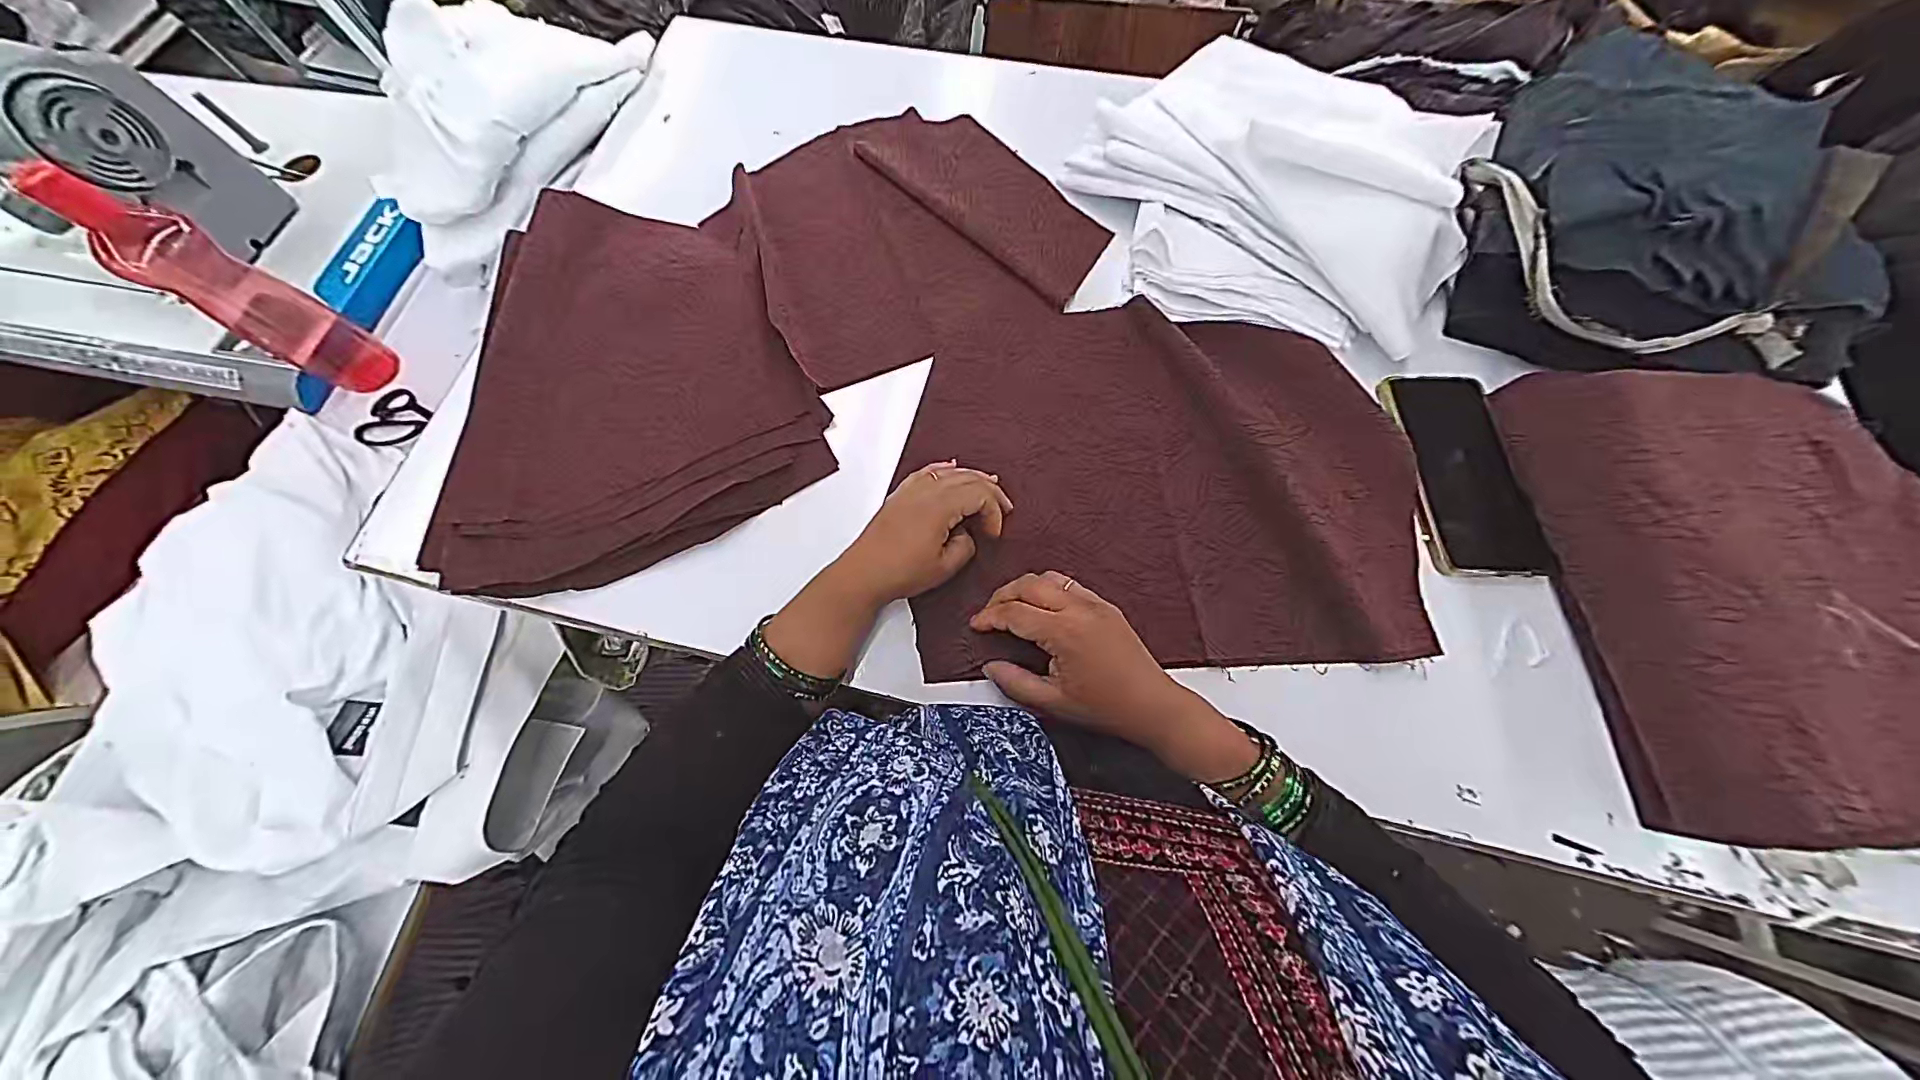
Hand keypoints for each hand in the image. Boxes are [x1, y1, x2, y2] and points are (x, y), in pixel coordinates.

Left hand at [764, 461, 1010, 680]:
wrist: (864, 574)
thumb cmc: (898, 572)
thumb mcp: (945, 567)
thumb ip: (966, 546)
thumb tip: (968, 536)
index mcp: (939, 506)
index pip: (980, 494)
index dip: (994, 512)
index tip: (993, 533)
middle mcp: (925, 491)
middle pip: (968, 478)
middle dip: (990, 491)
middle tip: (1003, 508)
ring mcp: (910, 491)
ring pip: (949, 472)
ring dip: (971, 477)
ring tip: (988, 482)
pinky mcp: (900, 496)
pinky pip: (926, 472)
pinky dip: (943, 469)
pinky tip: (950, 467)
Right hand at [970, 572, 1259, 783]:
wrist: (1153, 706)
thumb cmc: (1108, 707)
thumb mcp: (1052, 703)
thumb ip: (1015, 682)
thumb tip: (991, 666)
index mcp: (1065, 632)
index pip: (1014, 612)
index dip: (989, 617)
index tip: (977, 626)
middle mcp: (1081, 610)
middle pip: (1028, 584)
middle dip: (1002, 595)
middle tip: (989, 615)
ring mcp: (1096, 605)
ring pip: (1050, 578)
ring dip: (1025, 588)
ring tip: (1012, 608)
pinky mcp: (1107, 607)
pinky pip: (1070, 585)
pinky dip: (1049, 589)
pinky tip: (1042, 608)